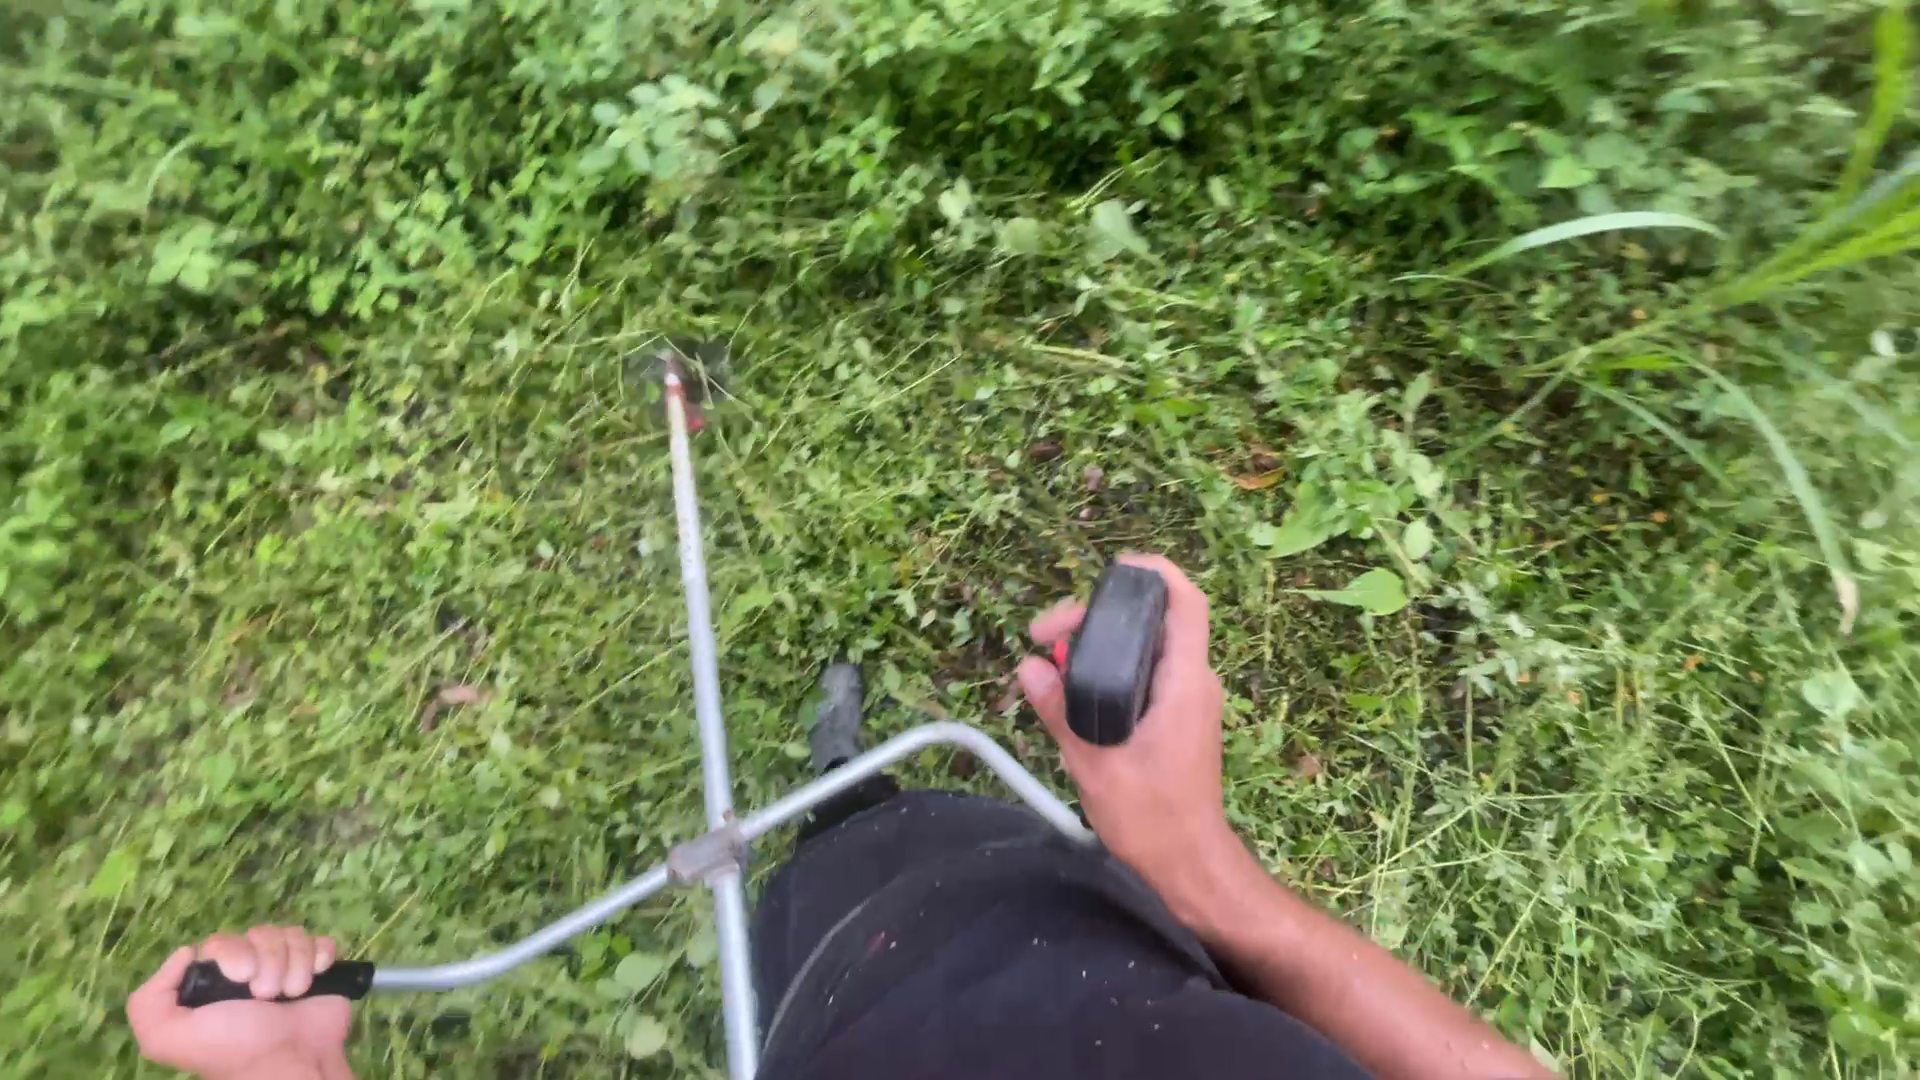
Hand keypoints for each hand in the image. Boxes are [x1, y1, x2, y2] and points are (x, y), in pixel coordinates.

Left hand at [128, 926, 352, 1079]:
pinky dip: (321, 956)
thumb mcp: (168, 1037)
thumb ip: (149, 1000)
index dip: (236, 953)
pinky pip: (323, 940)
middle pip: (262, 933)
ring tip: (293, 992)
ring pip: (294, 935)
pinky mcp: (319, 964)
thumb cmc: (231, 1046)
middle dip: (271, 961)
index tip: (242, 980)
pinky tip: (316, 978)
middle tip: (269, 994)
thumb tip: (187, 952)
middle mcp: (249, 968)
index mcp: (213, 981)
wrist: (290, 1057)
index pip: (223, 941)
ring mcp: (287, 965)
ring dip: (297, 963)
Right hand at [1017, 554, 1262, 924]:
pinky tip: (1071, 686)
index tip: (1112, 569)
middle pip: (1150, 621)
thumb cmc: (1151, 819)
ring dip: (1097, 643)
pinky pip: (1142, 671)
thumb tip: (1029, 667)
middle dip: (1096, 616)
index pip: (1186, 604)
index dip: (1155, 573)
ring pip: (1143, 646)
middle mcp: (1192, 682)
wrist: (1188, 865)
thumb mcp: (1094, 763)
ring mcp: (1187, 698)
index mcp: (1184, 683)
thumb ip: (1060, 710)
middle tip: (1044, 635)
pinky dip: (1108, 667)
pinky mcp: (1176, 715)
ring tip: (1049, 661)